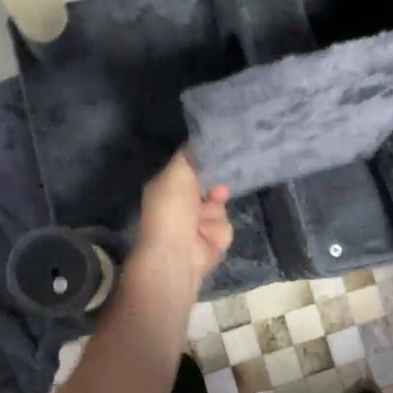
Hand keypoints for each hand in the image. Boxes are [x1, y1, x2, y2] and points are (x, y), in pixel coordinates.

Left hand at [130, 152, 232, 291]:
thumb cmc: (172, 210)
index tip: (219, 153)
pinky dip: (217, 229)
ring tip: (204, 218)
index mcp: (167, 187)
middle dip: (215, 184)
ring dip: (215, 209)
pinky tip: (207, 235)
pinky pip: (224, 225)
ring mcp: (198, 223)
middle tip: (218, 187)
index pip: (190, 167)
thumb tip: (199, 139)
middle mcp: (182, 204)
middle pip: (210, 184)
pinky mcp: (212, 239)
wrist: (178, 254)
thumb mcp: (176, 172)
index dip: (204, 161)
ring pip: (220, 204)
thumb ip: (189, 155)